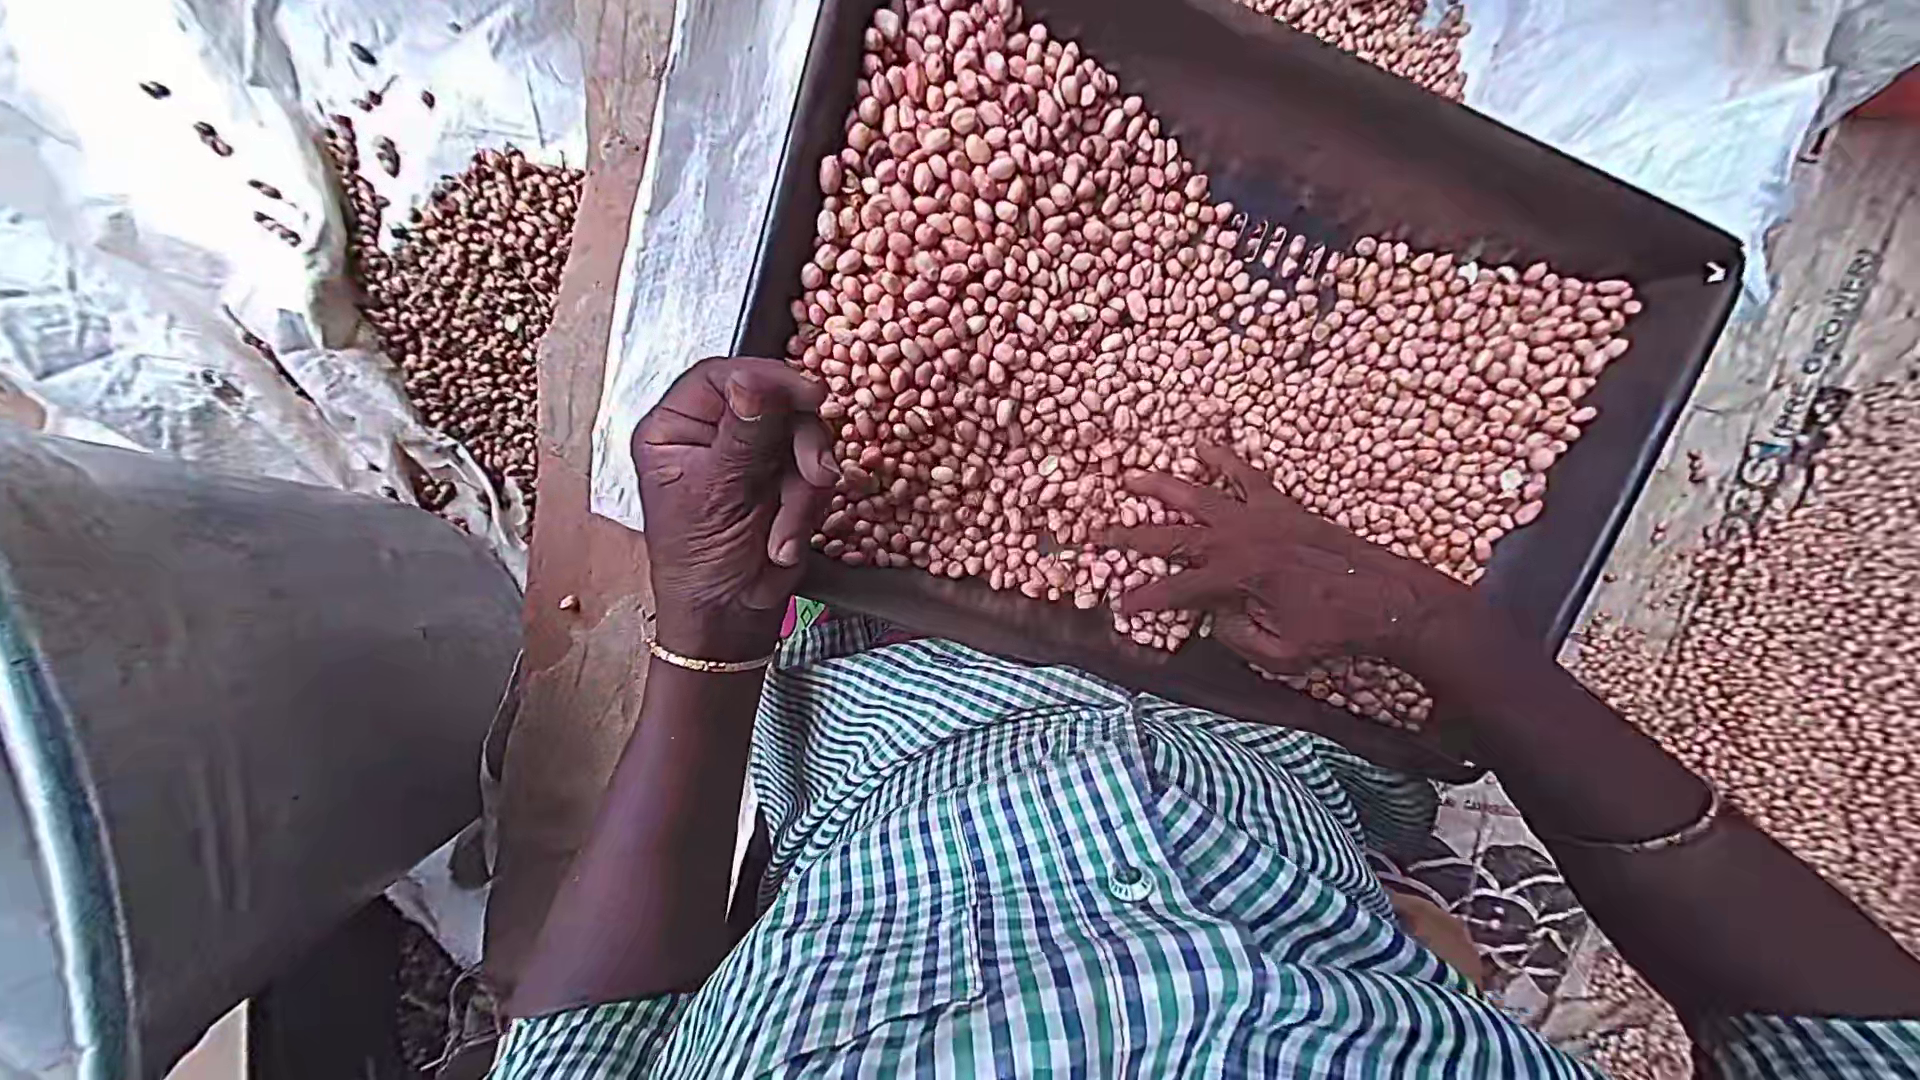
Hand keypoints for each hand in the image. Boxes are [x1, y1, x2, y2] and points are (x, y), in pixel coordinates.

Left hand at [632, 357, 837, 659]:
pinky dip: (808, 510)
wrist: (730, 616)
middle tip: (815, 476)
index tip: (809, 395)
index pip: (724, 377)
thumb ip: (744, 435)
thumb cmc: (700, 561)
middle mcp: (718, 435)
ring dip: (804, 491)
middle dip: (800, 449)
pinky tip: (786, 541)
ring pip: (805, 442)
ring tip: (786, 534)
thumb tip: (756, 381)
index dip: (768, 380)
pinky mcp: (786, 482)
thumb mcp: (719, 494)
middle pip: (777, 406)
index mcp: (678, 428)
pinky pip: (815, 475)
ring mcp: (755, 458)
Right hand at [1108, 444, 1467, 674]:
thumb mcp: (1279, 653)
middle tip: (1097, 533)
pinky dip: (1222, 458)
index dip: (1143, 599)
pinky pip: (1244, 475)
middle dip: (1129, 536)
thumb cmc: (1335, 630)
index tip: (1121, 607)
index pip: (1175, 589)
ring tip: (1131, 478)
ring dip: (1160, 487)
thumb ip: (1235, 635)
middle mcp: (1239, 540)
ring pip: (1197, 494)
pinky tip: (1201, 445)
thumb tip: (1213, 616)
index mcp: (1236, 578)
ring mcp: (1258, 516)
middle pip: (1170, 535)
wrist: (1390, 598)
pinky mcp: (1280, 504)